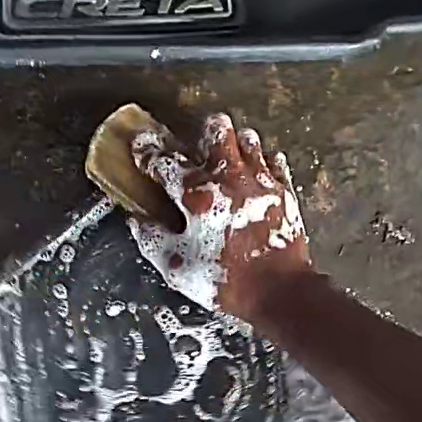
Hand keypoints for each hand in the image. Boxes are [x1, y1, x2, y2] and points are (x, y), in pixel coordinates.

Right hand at [129, 113, 316, 320]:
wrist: (278, 290)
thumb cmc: (225, 280)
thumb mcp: (175, 266)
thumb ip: (152, 240)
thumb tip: (137, 222)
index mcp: (196, 194)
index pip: (165, 160)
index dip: (148, 151)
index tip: (141, 146)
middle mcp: (229, 178)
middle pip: (216, 131)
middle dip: (202, 132)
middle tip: (197, 143)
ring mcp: (260, 182)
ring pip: (248, 141)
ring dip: (235, 143)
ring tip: (228, 154)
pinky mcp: (284, 193)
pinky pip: (275, 163)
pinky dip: (264, 162)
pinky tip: (258, 171)